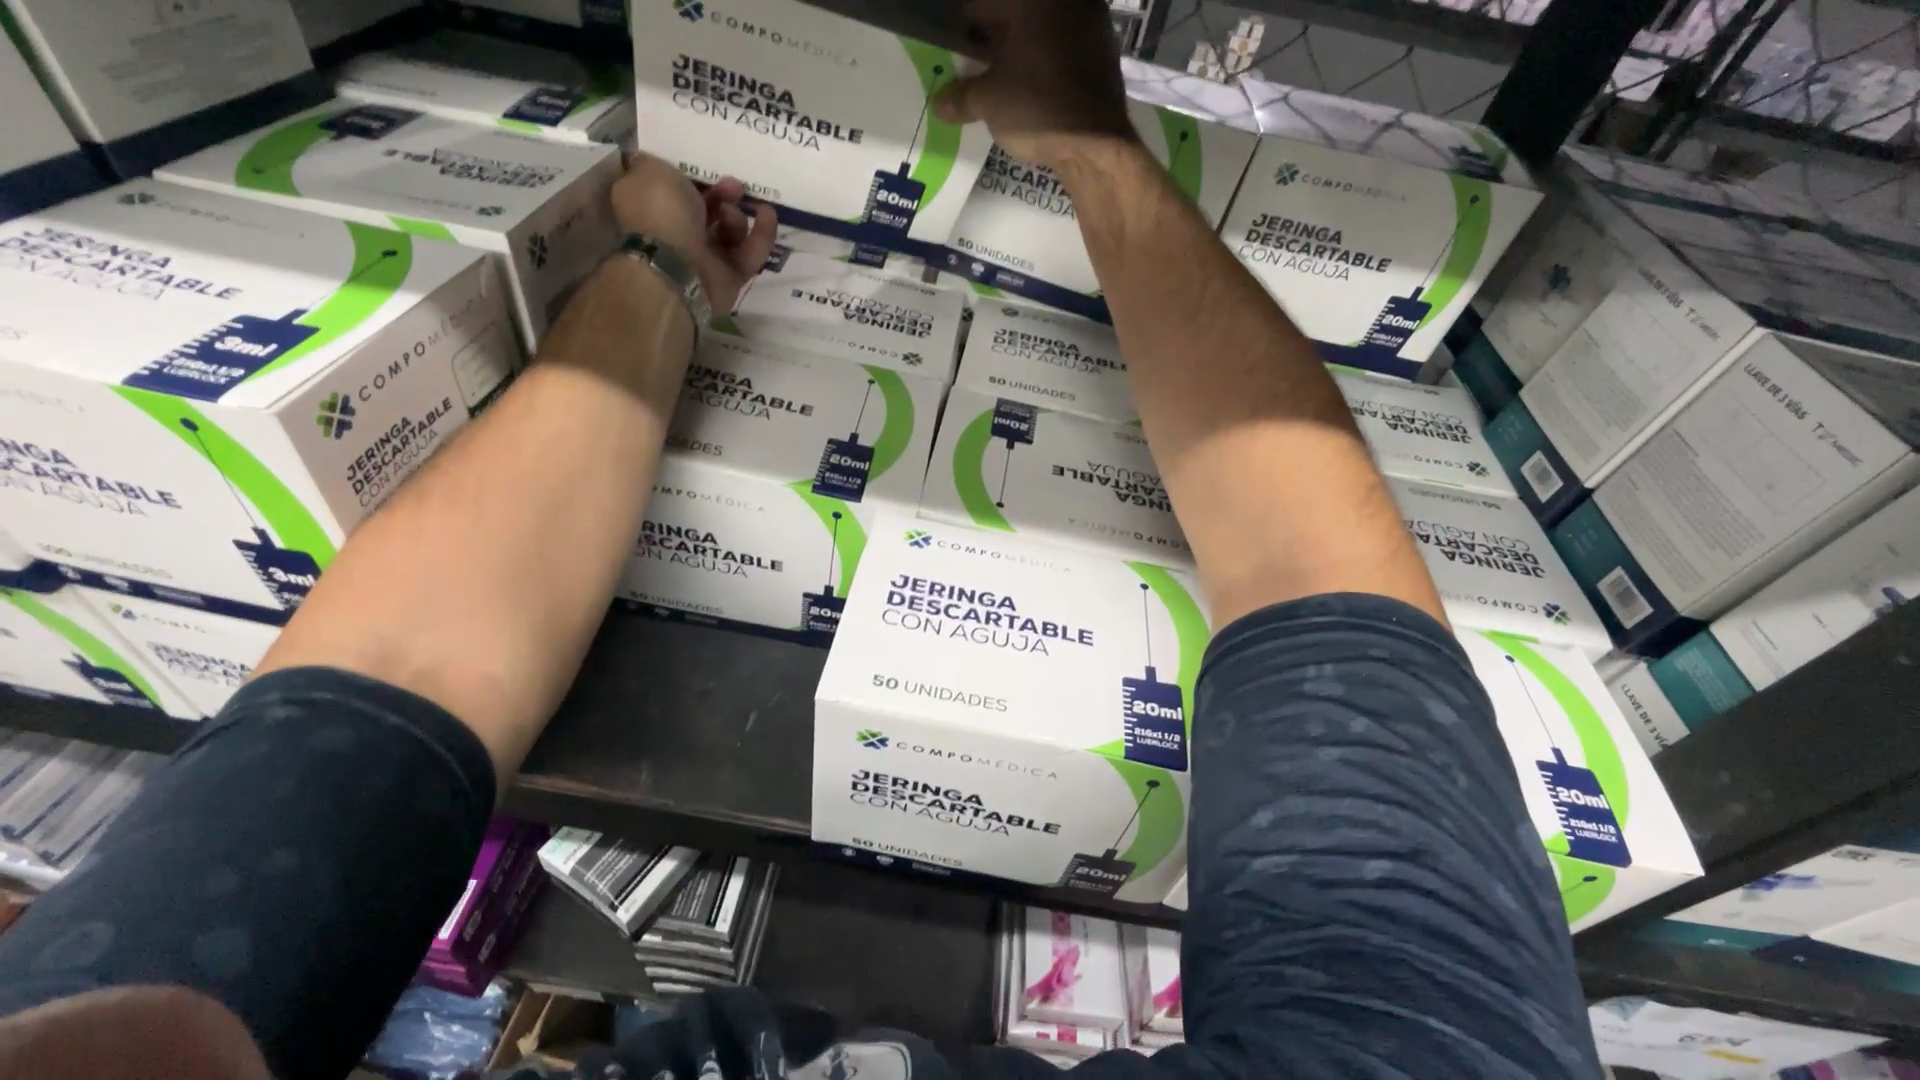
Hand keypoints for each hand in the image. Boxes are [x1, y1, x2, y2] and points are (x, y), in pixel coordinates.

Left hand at [609, 152, 777, 313]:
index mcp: (647, 211)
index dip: (686, 176)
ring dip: (736, 215)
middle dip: (720, 194)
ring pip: (727, 232)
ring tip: (733, 210)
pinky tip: (768, 213)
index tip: (702, 165)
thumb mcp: (650, 169)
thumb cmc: (659, 212)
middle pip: (703, 212)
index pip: (668, 192)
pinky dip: (762, 234)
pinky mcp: (728, 278)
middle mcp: (673, 237)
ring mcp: (702, 260)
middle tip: (733, 185)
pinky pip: (750, 253)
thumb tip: (646, 161)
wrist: (675, 266)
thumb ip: (653, 162)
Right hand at [933, 0, 1137, 171]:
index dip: (961, 31)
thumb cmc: (1037, 108)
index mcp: (1032, 0)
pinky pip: (1063, 43)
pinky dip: (1043, 58)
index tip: (951, 52)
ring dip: (1018, 47)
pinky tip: (1031, 85)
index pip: (979, 5)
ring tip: (999, 78)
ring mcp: (1091, 20)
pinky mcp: (1104, 48)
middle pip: (1014, 12)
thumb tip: (939, 103)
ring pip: (1040, 27)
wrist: (1096, 144)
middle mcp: (1065, 1)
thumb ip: (960, 96)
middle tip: (972, 66)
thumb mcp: (988, 102)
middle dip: (991, 37)